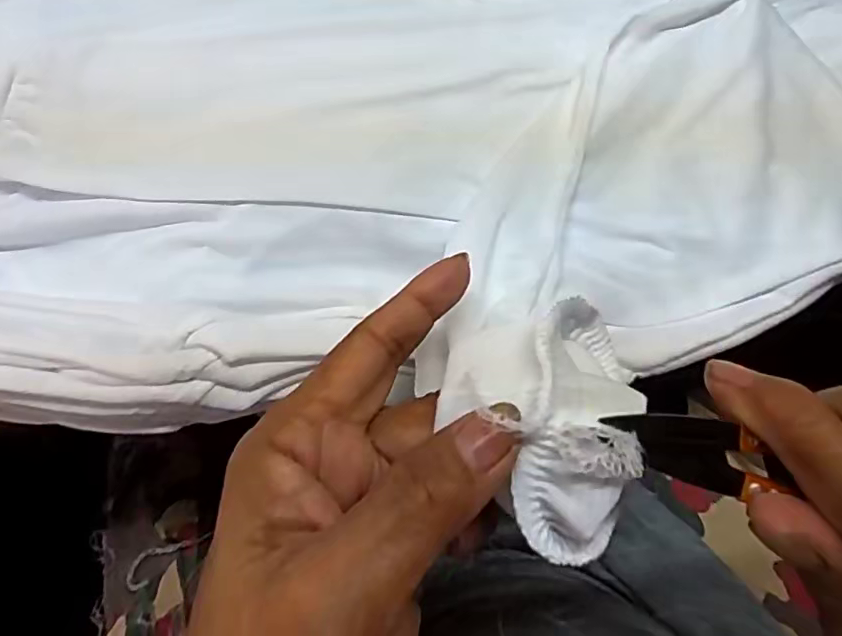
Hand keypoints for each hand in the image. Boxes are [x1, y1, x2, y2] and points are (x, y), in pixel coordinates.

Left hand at [188, 255, 519, 635]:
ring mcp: (366, 506)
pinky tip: (508, 506)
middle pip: (416, 403)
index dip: (414, 306)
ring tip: (543, 436)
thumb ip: (423, 495)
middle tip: (535, 354)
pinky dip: (482, 499)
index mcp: (298, 443)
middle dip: (472, 381)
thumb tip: (503, 416)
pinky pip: (449, 501)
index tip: (464, 267)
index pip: (366, 353)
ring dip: (489, 448)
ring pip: (443, 454)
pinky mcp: (394, 548)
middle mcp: (333, 461)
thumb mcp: (341, 575)